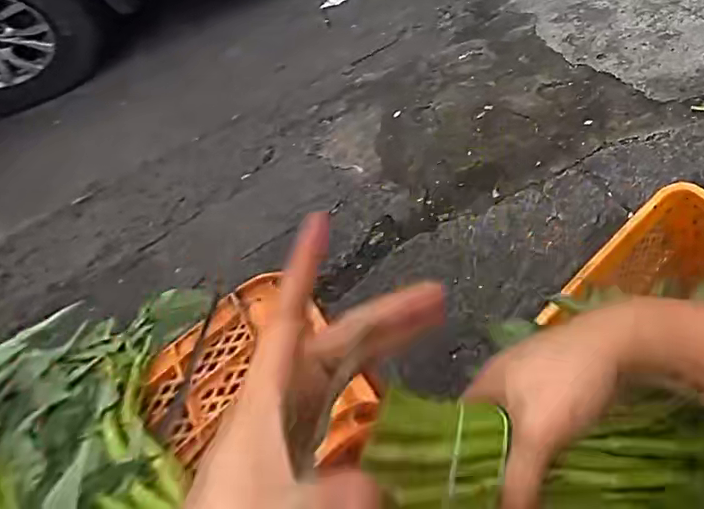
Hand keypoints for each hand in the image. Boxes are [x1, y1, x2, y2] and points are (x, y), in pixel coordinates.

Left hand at [184, 213, 445, 508]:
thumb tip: (384, 480)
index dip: (304, 267)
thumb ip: (334, 493)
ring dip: (387, 342)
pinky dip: (375, 390)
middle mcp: (279, 404)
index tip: (319, 221)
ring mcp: (288, 431)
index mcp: (264, 399)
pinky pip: (343, 407)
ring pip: (344, 370)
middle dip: (385, 311)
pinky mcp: (296, 460)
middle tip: (438, 294)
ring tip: (431, 324)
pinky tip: (401, 401)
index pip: (288, 318)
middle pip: (336, 340)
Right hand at [463, 303, 639, 508]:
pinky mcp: (556, 387)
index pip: (454, 429)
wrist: (619, 343)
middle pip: (484, 433)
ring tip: (518, 492)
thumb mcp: (537, 435)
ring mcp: (532, 380)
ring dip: (517, 461)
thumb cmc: (569, 380)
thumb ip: (516, 482)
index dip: (455, 463)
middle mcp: (504, 378)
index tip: (461, 494)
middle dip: (490, 466)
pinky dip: (538, 449)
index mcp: (488, 380)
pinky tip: (544, 471)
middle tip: (492, 498)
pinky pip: (537, 426)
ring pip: (514, 431)